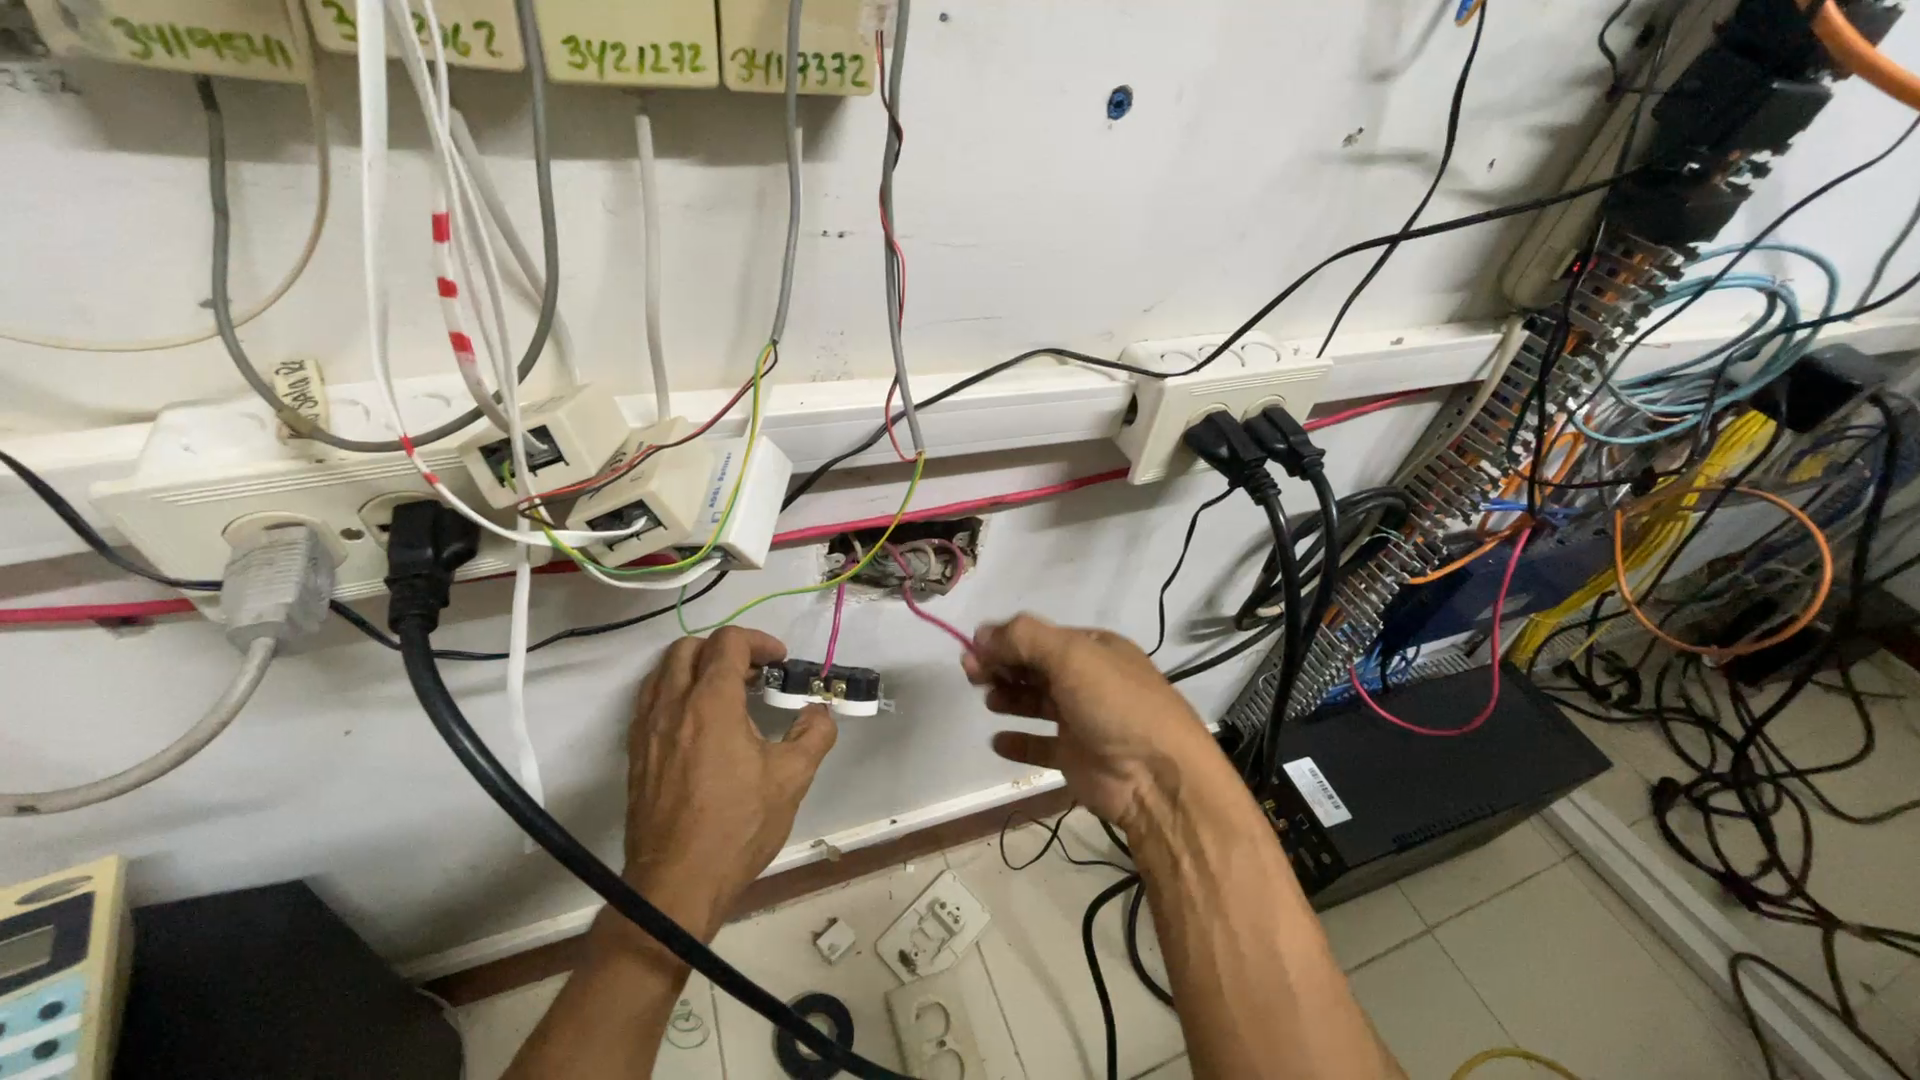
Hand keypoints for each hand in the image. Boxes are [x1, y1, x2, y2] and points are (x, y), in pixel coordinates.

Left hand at [608, 627, 836, 946]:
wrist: (677, 883)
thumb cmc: (738, 827)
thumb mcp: (792, 779)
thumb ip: (814, 734)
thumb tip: (819, 712)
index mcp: (711, 704)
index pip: (728, 643)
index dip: (759, 642)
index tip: (780, 662)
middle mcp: (672, 706)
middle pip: (689, 647)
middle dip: (725, 649)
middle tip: (755, 674)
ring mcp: (647, 729)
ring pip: (664, 672)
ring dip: (697, 668)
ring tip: (727, 695)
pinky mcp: (636, 753)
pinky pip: (651, 701)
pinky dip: (676, 693)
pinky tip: (701, 725)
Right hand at [963, 614, 1226, 831]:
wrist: (1156, 777)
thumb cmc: (1116, 705)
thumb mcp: (1072, 656)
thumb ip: (1024, 639)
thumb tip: (981, 633)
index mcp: (1094, 649)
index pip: (1041, 637)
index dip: (1006, 640)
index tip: (974, 648)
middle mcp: (1088, 680)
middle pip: (1035, 667)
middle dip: (1002, 665)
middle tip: (971, 672)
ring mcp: (1083, 720)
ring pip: (1036, 702)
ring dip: (1009, 697)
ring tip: (988, 701)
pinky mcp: (1075, 757)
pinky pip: (1040, 745)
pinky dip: (1018, 742)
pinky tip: (997, 740)